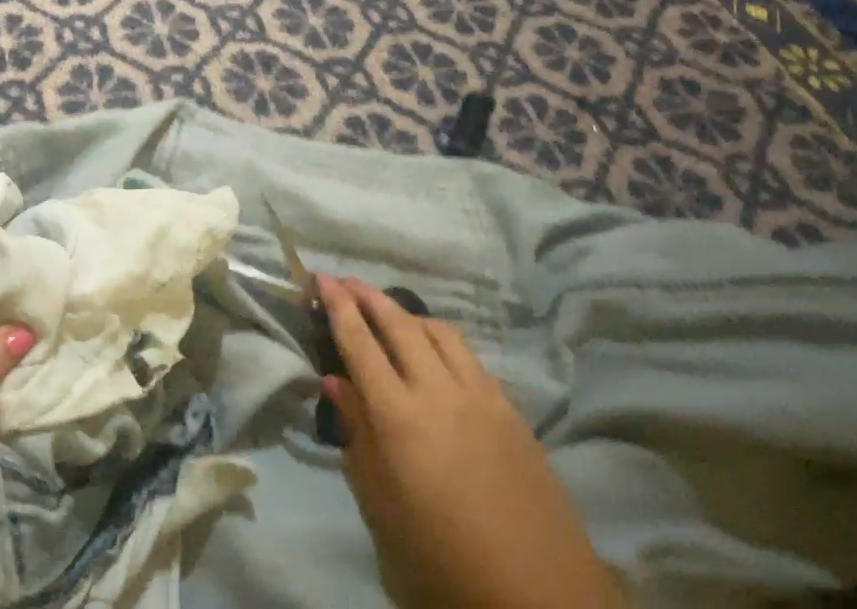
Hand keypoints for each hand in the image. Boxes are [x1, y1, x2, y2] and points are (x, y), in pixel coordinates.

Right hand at [317, 275, 626, 608]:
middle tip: (344, 280)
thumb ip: (357, 433)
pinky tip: (435, 353)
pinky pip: (470, 359)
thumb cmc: (438, 549)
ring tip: (387, 310)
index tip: (321, 278)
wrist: (536, 590)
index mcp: (398, 415)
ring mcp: (483, 398)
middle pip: (400, 325)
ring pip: (441, 333)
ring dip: (408, 313)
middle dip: (368, 296)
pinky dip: (442, 341)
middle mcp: (440, 392)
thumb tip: (337, 383)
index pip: (360, 343)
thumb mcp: (379, 500)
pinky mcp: (513, 413)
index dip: (337, 306)